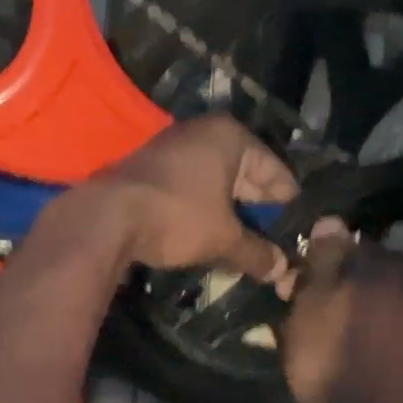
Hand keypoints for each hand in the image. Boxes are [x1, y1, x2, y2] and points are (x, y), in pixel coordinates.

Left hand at [78, 115, 298, 282]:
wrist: (105, 218)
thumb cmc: (176, 216)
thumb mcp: (222, 238)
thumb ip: (256, 253)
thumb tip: (282, 270)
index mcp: (231, 136)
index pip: (276, 172)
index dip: (288, 206)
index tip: (297, 233)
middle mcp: (202, 132)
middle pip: (245, 175)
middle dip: (257, 209)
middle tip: (274, 243)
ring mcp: (172, 147)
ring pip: (215, 183)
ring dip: (227, 211)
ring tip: (245, 244)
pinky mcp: (149, 168)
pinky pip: (189, 188)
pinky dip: (201, 209)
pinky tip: (208, 235)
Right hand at [279, 219, 402, 402]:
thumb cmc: (330, 361)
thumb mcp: (311, 306)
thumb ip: (324, 261)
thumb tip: (332, 221)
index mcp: (381, 269)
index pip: (354, 246)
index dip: (329, 262)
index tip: (308, 283)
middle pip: (379, 273)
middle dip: (355, 284)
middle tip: (325, 309)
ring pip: (394, 302)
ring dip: (374, 309)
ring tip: (347, 335)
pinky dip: (388, 336)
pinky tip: (370, 355)